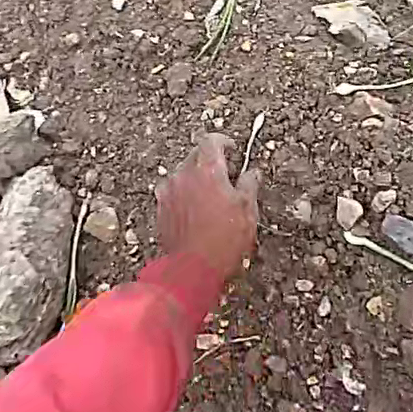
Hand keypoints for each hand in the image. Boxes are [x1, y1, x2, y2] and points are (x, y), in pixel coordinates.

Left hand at [156, 133, 260, 282]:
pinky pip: (175, 192)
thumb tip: (251, 173)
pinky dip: (187, 195)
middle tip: (228, 176)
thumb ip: (249, 184)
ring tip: (213, 197)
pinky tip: (199, 212)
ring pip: (184, 174)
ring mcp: (168, 192)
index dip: (225, 142)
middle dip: (212, 161)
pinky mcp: (161, 210)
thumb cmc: (223, 239)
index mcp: (207, 169)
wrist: (191, 270)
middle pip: (196, 156)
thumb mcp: (248, 209)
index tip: (234, 150)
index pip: (212, 141)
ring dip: (198, 179)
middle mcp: (183, 175)